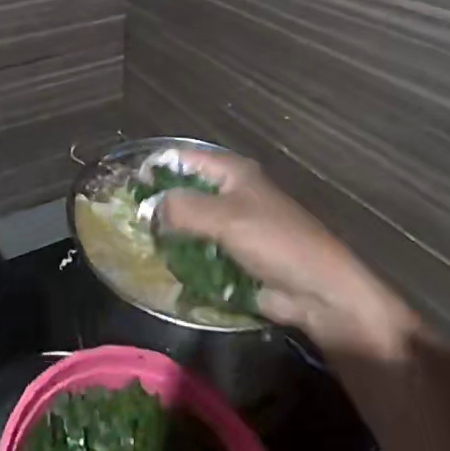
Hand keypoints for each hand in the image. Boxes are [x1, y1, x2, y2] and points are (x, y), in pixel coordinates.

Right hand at [156, 148, 422, 359]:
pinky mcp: (237, 256)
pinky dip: (187, 257)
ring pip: (192, 223)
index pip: (186, 158)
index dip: (158, 166)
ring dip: (172, 234)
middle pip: (187, 191)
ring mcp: (235, 225)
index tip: (129, 184)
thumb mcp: (227, 219)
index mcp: (232, 172)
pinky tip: (168, 267)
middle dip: (161, 204)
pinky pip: (203, 251)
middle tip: (131, 220)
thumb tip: (149, 208)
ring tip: (143, 245)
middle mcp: (232, 192)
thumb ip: (184, 209)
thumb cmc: (276, 243)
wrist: (320, 292)